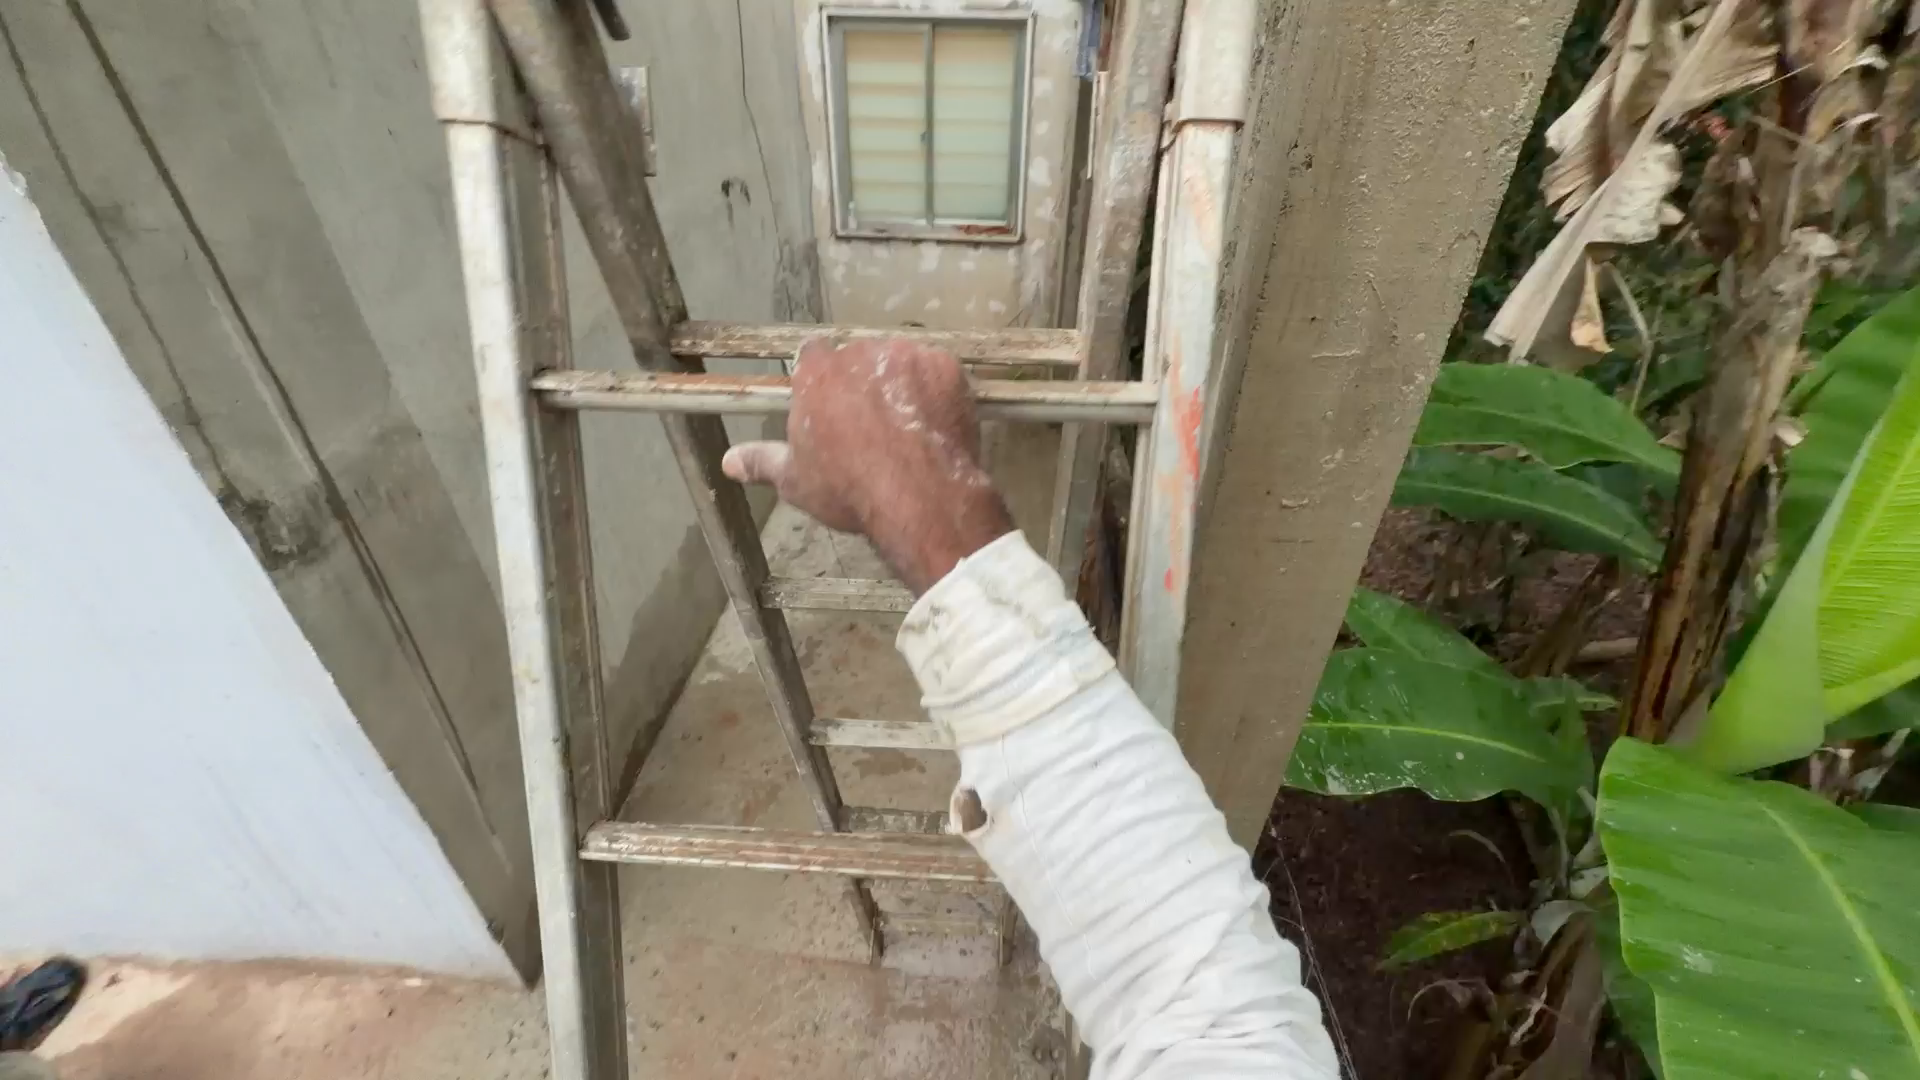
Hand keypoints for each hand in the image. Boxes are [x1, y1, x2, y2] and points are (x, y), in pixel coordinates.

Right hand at [721, 337, 1013, 593]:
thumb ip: (762, 461)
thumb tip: (728, 461)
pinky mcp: (946, 367)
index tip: (833, 409)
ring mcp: (906, 355)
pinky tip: (934, 426)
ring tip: (908, 429)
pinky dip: (936, 393)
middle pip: (860, 358)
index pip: (813, 357)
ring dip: (901, 385)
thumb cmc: (849, 489)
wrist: (918, 496)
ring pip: (900, 362)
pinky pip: (937, 373)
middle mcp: (859, 351)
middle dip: (865, 384)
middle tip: (875, 425)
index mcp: (816, 371)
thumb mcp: (796, 481)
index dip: (824, 383)